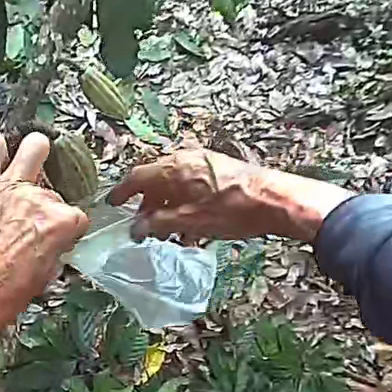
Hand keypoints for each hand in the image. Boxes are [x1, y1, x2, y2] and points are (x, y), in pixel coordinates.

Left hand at [0, 131, 90, 388]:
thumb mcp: (43, 279)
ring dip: (36, 153)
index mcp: (60, 223)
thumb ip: (52, 251)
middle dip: (47, 204)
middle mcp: (38, 198)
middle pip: (54, 192)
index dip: (68, 231)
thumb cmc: (1, 295)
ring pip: (34, 148)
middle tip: (34, 219)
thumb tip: (50, 246)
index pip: (77, 217)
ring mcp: (8, 185)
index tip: (59, 240)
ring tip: (33, 158)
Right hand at [110, 150, 353, 243]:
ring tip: (171, 232)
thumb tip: (137, 228)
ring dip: (169, 207)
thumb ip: (159, 223)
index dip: (123, 192)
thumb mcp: (191, 222)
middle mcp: (186, 159)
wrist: (277, 200)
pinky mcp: (219, 170)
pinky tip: (193, 226)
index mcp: (174, 167)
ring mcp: (204, 162)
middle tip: (145, 226)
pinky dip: (186, 203)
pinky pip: (192, 185)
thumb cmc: (233, 210)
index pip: (137, 176)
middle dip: (149, 205)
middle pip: (156, 181)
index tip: (113, 204)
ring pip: (175, 184)